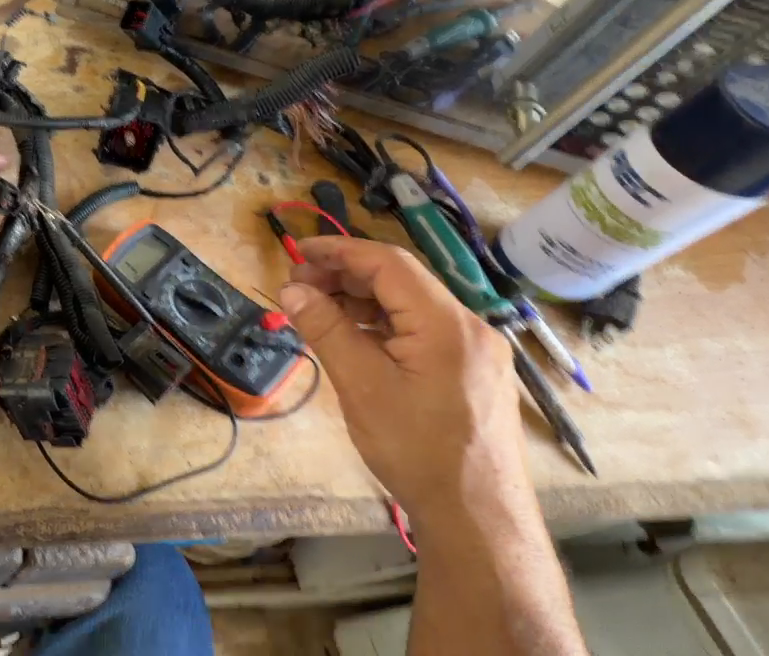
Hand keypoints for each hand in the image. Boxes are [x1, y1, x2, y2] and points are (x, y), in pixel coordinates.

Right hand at [278, 236, 526, 519]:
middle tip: (299, 288)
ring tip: (318, 313)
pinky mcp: (471, 372)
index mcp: (447, 323)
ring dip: (360, 300)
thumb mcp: (361, 384)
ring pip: (409, 305)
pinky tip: (353, 339)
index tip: (297, 252)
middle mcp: (469, 328)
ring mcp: (475, 351)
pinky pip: (421, 330)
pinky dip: (381, 324)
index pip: (389, 263)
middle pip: (400, 280)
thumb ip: (326, 329)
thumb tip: (292, 289)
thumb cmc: (416, 448)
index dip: (339, 251)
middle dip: (345, 276)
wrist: (476, 516)